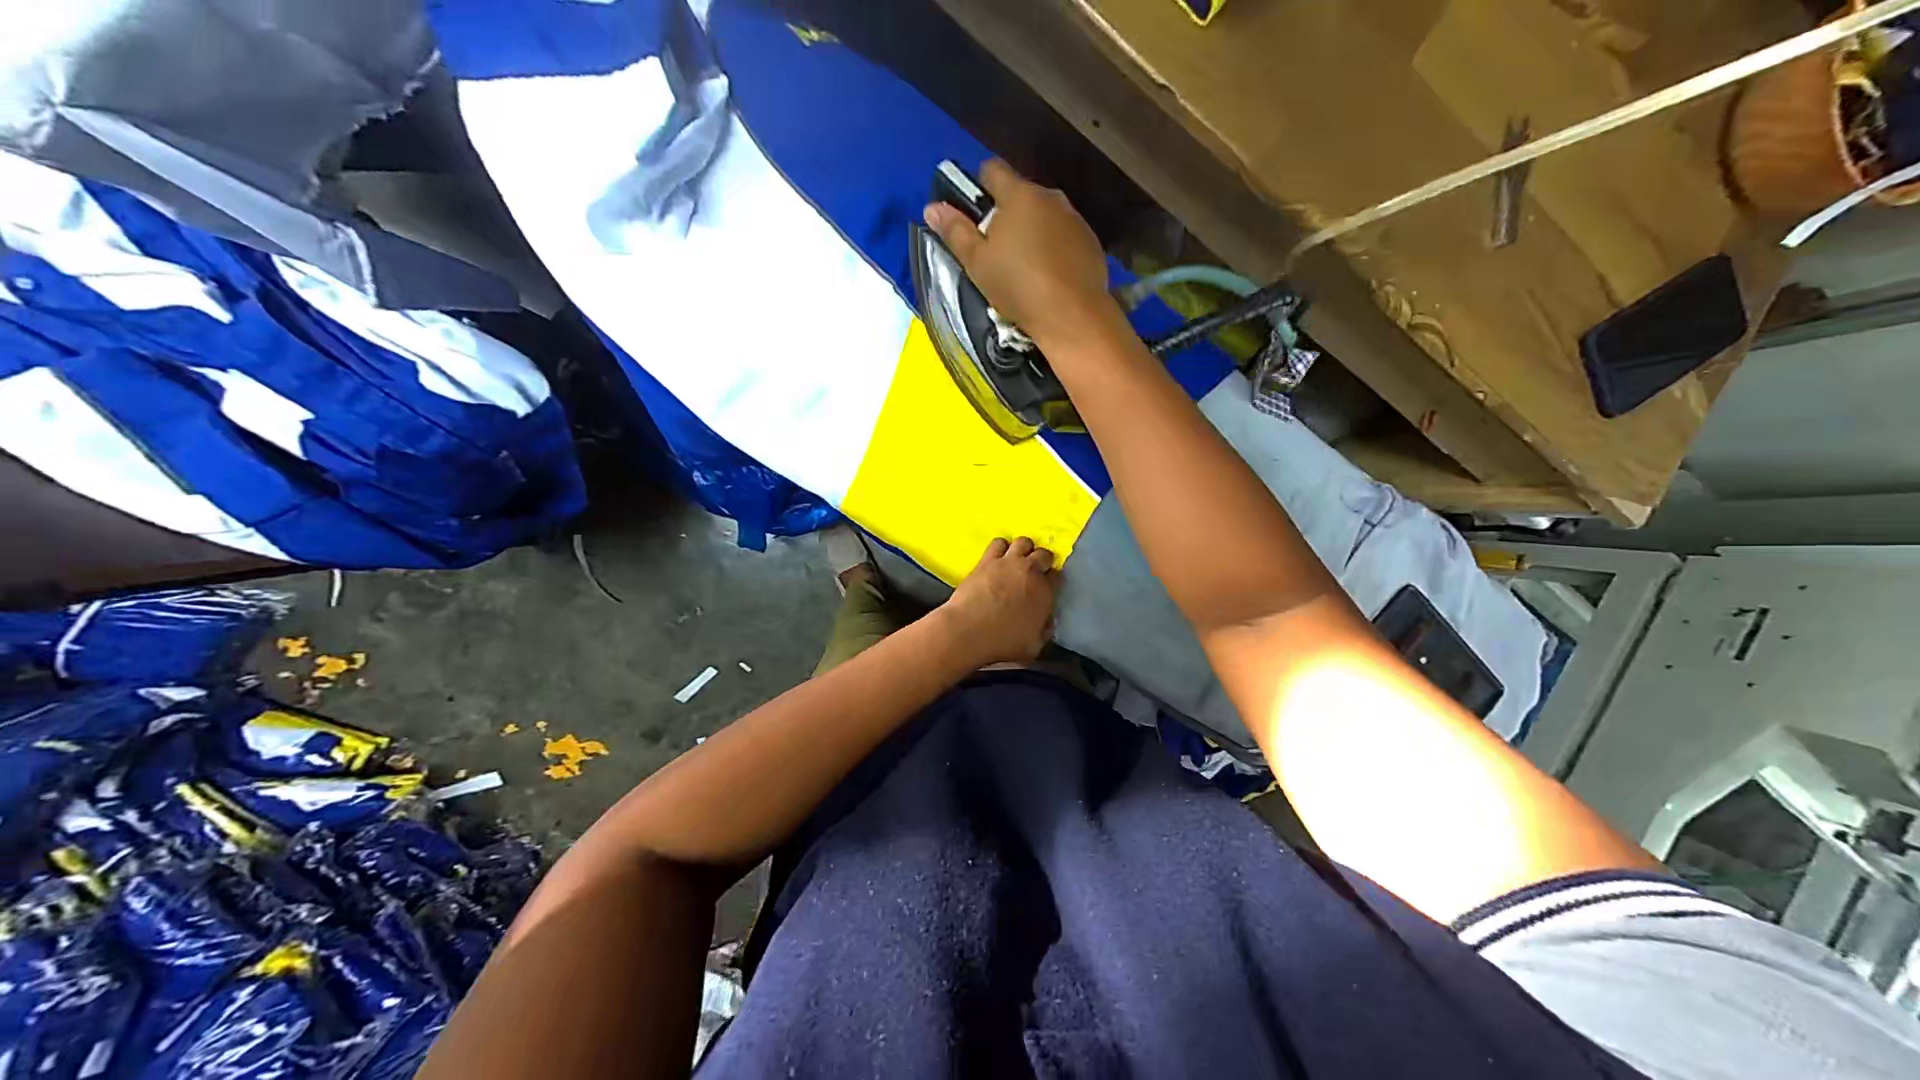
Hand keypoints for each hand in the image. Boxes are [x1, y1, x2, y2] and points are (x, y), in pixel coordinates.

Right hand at [923, 160, 1124, 350]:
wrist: (1072, 315)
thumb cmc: (1018, 286)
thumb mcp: (977, 263)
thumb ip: (955, 231)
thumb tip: (932, 207)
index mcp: (1018, 195)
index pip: (993, 169)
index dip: (979, 185)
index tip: (974, 212)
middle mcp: (1049, 197)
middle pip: (1021, 193)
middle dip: (1007, 212)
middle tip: (996, 249)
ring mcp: (1074, 218)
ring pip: (1045, 214)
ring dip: (1033, 229)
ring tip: (1025, 265)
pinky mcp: (1090, 241)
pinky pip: (1065, 235)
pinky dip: (1055, 247)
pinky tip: (1049, 275)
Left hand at [936, 537, 1059, 666]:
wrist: (969, 630)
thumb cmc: (1003, 642)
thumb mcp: (1034, 645)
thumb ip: (1044, 630)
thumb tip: (1047, 622)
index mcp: (1045, 593)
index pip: (1057, 576)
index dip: (1053, 580)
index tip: (1048, 585)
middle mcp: (1030, 572)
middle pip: (1044, 554)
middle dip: (1042, 560)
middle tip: (1035, 570)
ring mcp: (1008, 563)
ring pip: (1023, 542)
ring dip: (1024, 549)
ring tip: (1018, 559)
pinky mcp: (987, 560)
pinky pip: (999, 542)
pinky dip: (1001, 547)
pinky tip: (998, 555)